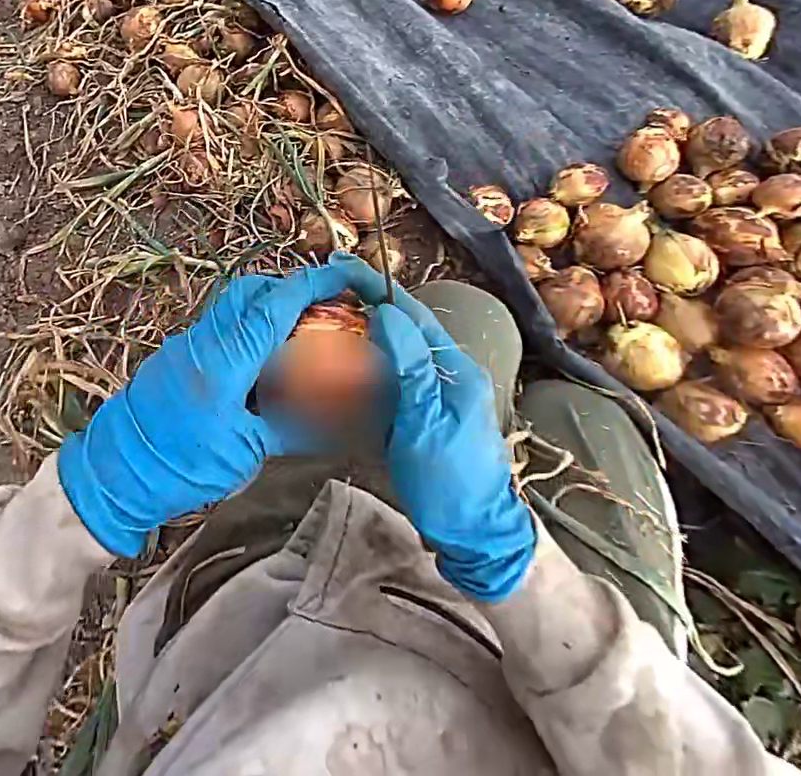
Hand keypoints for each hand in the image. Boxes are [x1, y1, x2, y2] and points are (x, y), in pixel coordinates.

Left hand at [58, 260, 358, 556]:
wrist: (112, 475)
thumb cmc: (178, 465)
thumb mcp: (244, 452)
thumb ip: (287, 429)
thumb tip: (325, 423)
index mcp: (228, 357)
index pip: (279, 303)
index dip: (317, 282)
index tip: (346, 275)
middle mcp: (206, 339)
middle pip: (253, 289)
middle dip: (291, 288)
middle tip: (320, 308)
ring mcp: (186, 345)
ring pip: (233, 306)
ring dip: (267, 308)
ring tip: (294, 337)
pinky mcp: (175, 358)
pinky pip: (219, 328)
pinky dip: (246, 331)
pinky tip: (259, 365)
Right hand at [342, 262, 535, 601]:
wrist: (473, 533)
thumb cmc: (451, 480)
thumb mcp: (427, 423)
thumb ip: (410, 367)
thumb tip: (388, 312)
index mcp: (454, 369)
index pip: (414, 316)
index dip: (379, 289)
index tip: (346, 267)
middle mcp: (445, 373)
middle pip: (403, 331)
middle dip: (367, 307)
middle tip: (327, 291)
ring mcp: (433, 395)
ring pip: (394, 355)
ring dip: (364, 335)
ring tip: (327, 320)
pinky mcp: (420, 415)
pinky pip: (391, 382)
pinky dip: (366, 369)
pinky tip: (342, 366)